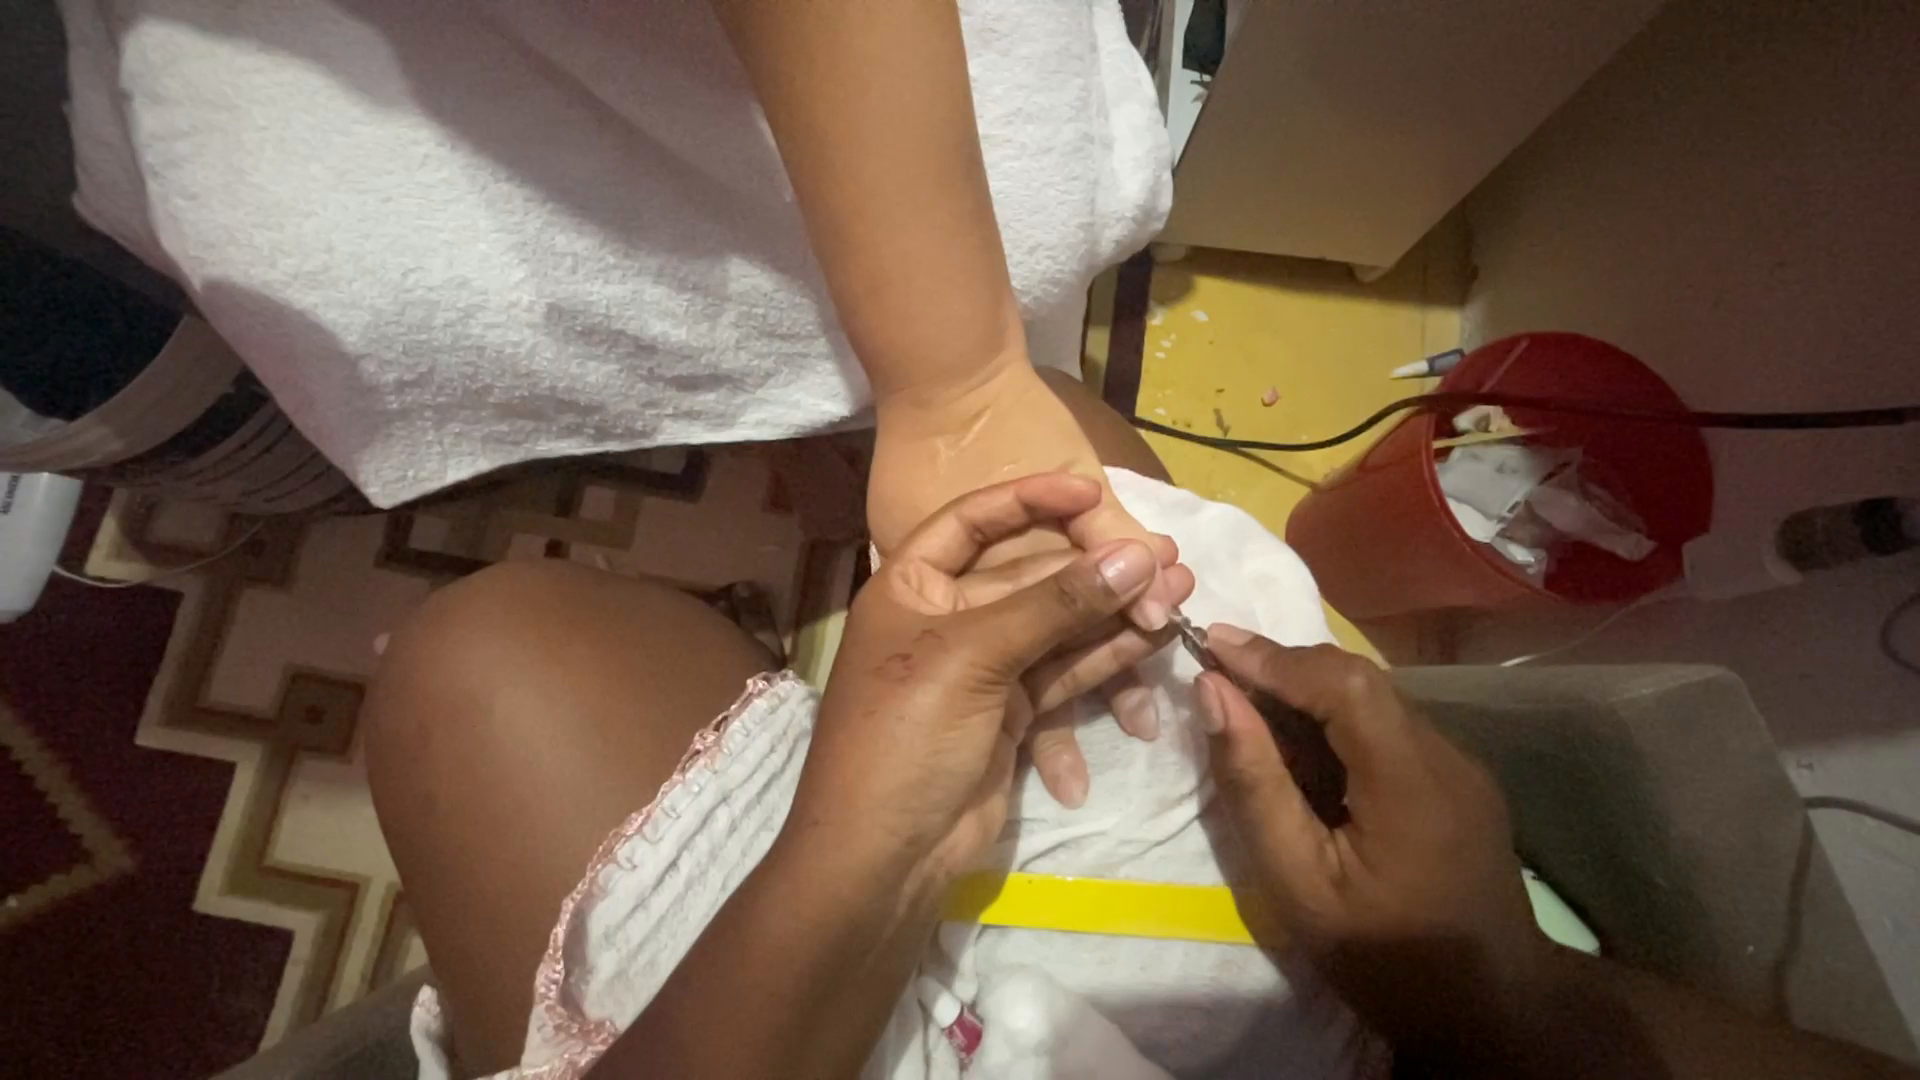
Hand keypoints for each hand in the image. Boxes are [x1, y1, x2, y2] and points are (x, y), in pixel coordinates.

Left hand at [788, 473, 1165, 891]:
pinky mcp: (1012, 709)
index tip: (1091, 490)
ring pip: (1056, 624)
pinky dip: (1105, 654)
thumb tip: (1135, 556)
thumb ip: (1056, 605)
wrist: (886, 856)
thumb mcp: (974, 657)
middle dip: (1093, 566)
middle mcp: (946, 615)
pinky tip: (1152, 636)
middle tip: (1165, 555)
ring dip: (1112, 608)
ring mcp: (982, 665)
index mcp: (911, 584)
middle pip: (1028, 575)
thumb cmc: (906, 733)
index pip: (972, 520)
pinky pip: (1063, 668)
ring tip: (1178, 589)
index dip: (1029, 499)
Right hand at [1193, 628, 1549, 1049]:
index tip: (1210, 645)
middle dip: (1282, 665)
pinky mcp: (1453, 775)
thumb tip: (1211, 692)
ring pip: (1369, 694)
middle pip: (1358, 679)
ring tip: (1243, 696)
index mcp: (1412, 785)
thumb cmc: (1380, 957)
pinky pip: (1381, 721)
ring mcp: (1457, 764)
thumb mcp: (1295, 882)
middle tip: (1217, 667)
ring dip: (1302, 686)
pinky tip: (1294, 738)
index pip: (1345, 684)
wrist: (1491, 1014)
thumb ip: (1252, 782)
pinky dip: (1327, 714)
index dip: (1275, 657)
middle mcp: (1446, 757)